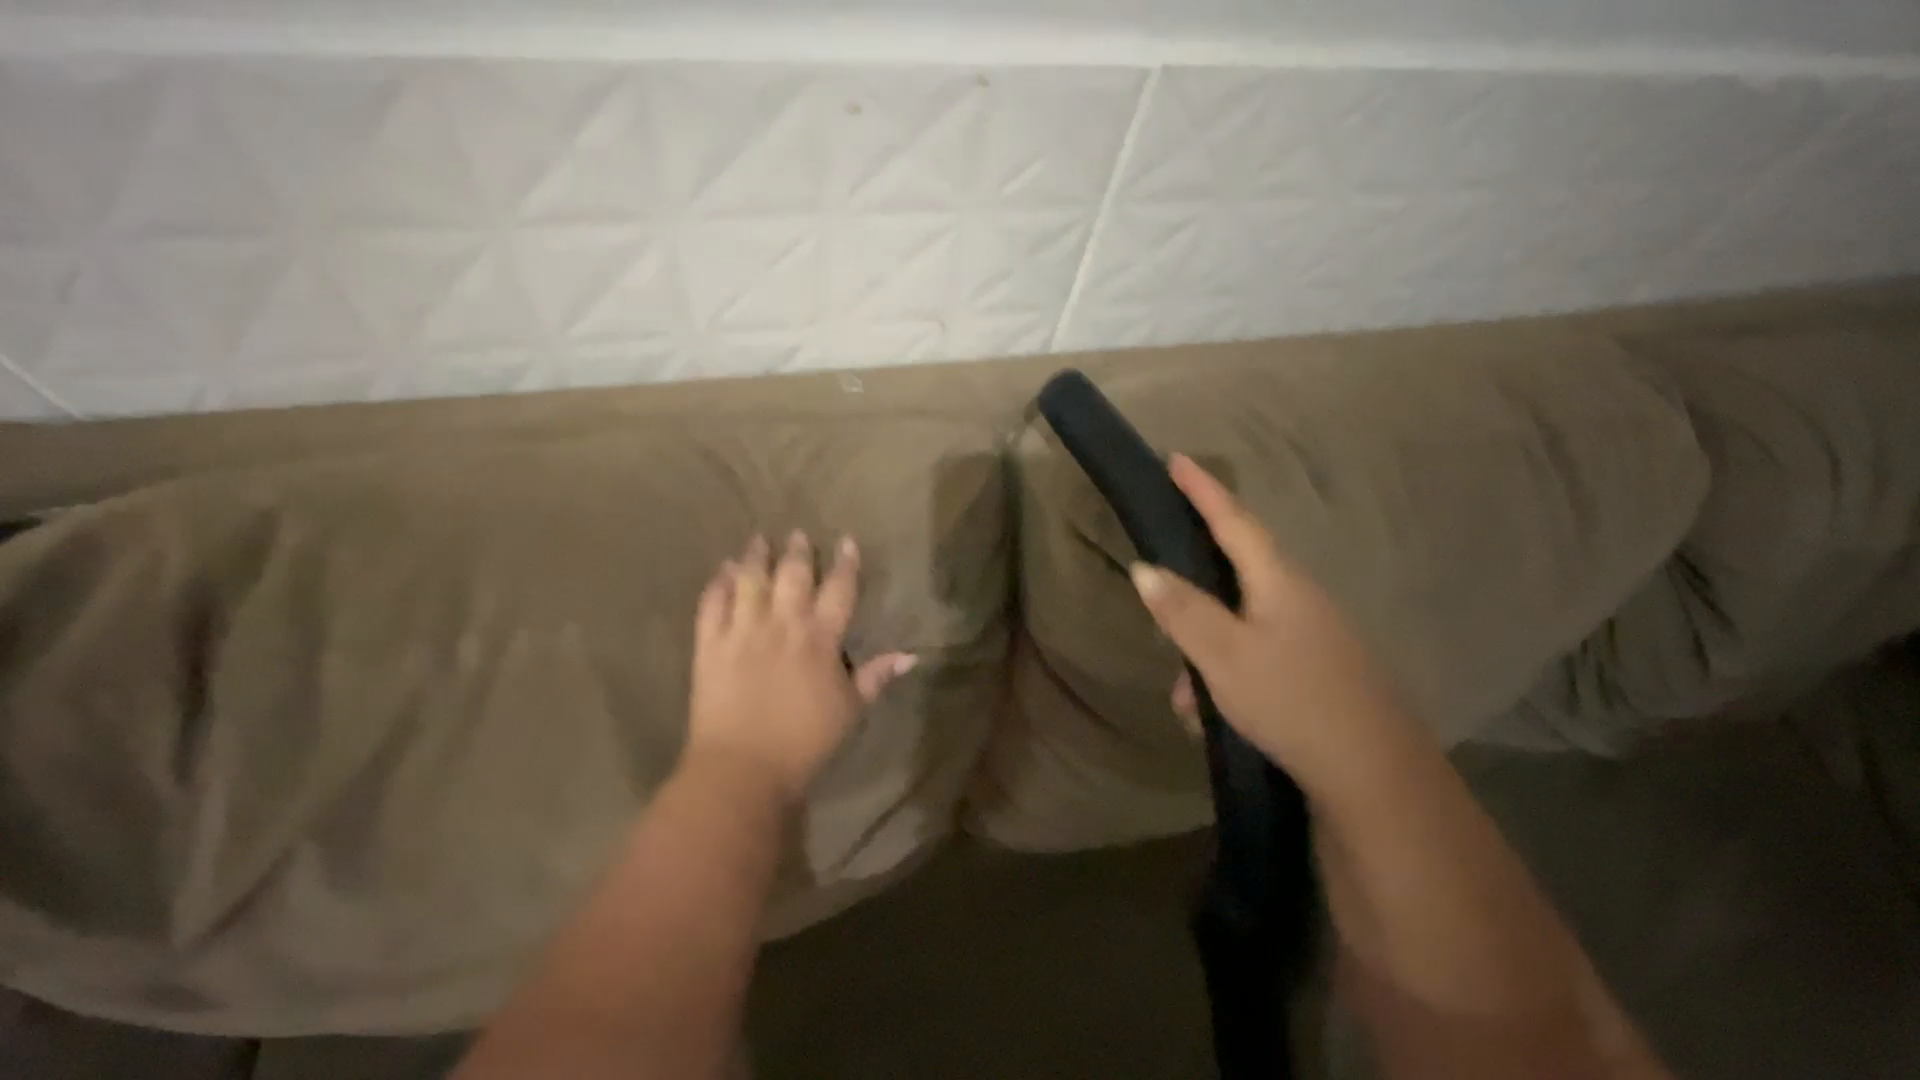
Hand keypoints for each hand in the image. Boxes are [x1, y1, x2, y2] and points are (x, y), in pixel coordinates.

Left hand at [686, 532, 916, 805]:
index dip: (846, 564)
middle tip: (798, 534)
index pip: (839, 590)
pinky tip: (724, 570)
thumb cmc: (805, 742)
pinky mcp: (709, 645)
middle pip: (793, 576)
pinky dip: (719, 583)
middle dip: (798, 552)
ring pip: (751, 581)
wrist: (743, 767)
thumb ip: (876, 677)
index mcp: (820, 639)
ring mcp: (742, 631)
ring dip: (756, 557)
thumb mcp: (850, 711)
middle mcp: (782, 625)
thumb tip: (911, 655)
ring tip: (759, 540)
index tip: (847, 542)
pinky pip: (712, 604)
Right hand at [1132, 455, 1408, 784]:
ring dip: (1207, 659)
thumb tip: (1144, 568)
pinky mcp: (1319, 670)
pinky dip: (1229, 680)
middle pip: (1233, 580)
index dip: (1204, 490)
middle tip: (1167, 631)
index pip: (1234, 521)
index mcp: (1279, 581)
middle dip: (1192, 606)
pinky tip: (1217, 720)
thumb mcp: (1223, 655)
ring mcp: (1314, 635)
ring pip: (1239, 629)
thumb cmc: (1291, 700)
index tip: (1178, 459)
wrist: (1374, 773)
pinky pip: (1257, 658)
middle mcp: (1301, 598)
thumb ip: (1182, 611)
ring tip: (1191, 708)